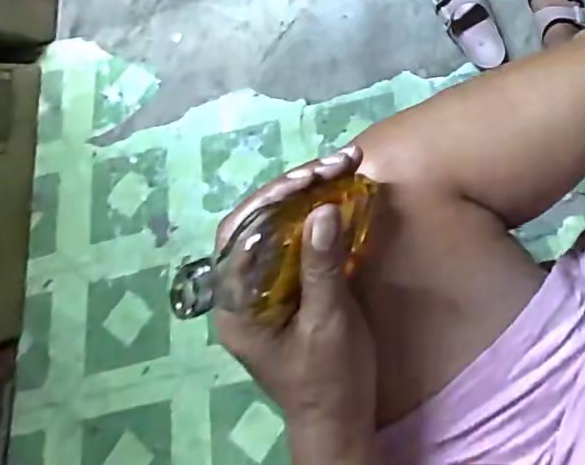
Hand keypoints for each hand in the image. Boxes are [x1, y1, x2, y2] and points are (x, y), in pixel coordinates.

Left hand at [213, 148, 376, 462]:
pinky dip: (324, 208)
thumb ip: (321, 268)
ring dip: (313, 190)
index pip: (240, 233)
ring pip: (283, 220)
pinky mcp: (295, 277)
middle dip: (297, 186)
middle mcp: (247, 285)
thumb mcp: (327, 324)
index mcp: (237, 302)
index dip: (270, 199)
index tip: (308, 179)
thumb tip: (322, 210)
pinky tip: (346, 189)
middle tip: (337, 163)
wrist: (342, 420)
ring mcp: (271, 280)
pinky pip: (302, 232)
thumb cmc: (328, 380)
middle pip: (262, 218)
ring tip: (346, 164)